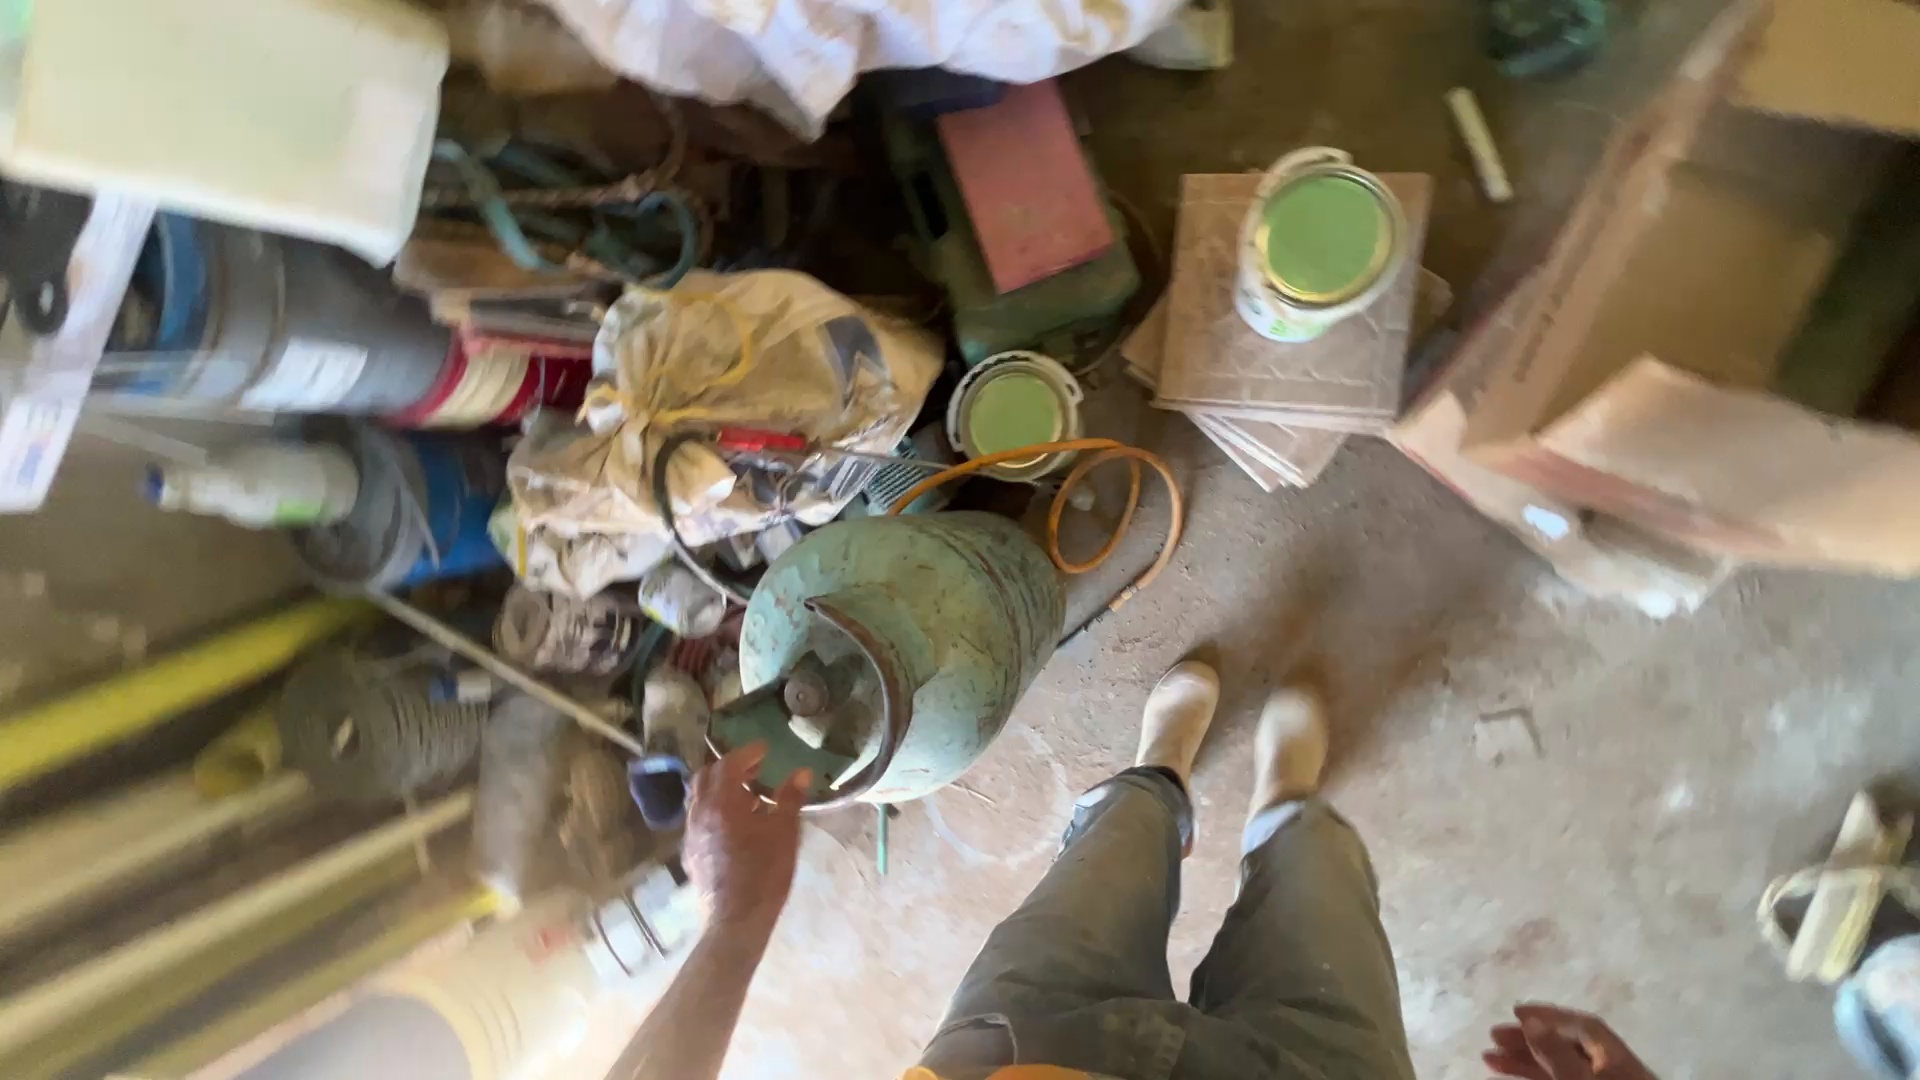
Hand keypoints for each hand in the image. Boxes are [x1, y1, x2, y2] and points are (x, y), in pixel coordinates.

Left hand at [682, 743, 810, 930]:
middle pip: (707, 776)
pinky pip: (700, 819)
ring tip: (748, 796)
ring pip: (700, 798)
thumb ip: (790, 797)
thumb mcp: (784, 831)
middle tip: (755, 769)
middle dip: (730, 767)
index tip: (765, 749)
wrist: (736, 920)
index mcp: (721, 802)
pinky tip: (737, 824)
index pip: (728, 764)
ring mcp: (691, 835)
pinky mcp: (691, 854)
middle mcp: (699, 813)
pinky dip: (716, 810)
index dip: (747, 753)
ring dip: (721, 789)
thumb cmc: (764, 871)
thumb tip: (801, 772)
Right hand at [1483, 1004, 1656, 1079]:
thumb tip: (1532, 1020)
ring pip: (1565, 1070)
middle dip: (1529, 1041)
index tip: (1513, 1012)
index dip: (1548, 1015)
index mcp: (1621, 1060)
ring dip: (1526, 1063)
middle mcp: (1619, 1073)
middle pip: (1570, 1047)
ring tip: (1490, 1061)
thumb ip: (1557, 1052)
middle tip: (1494, 1038)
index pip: (1585, 1026)